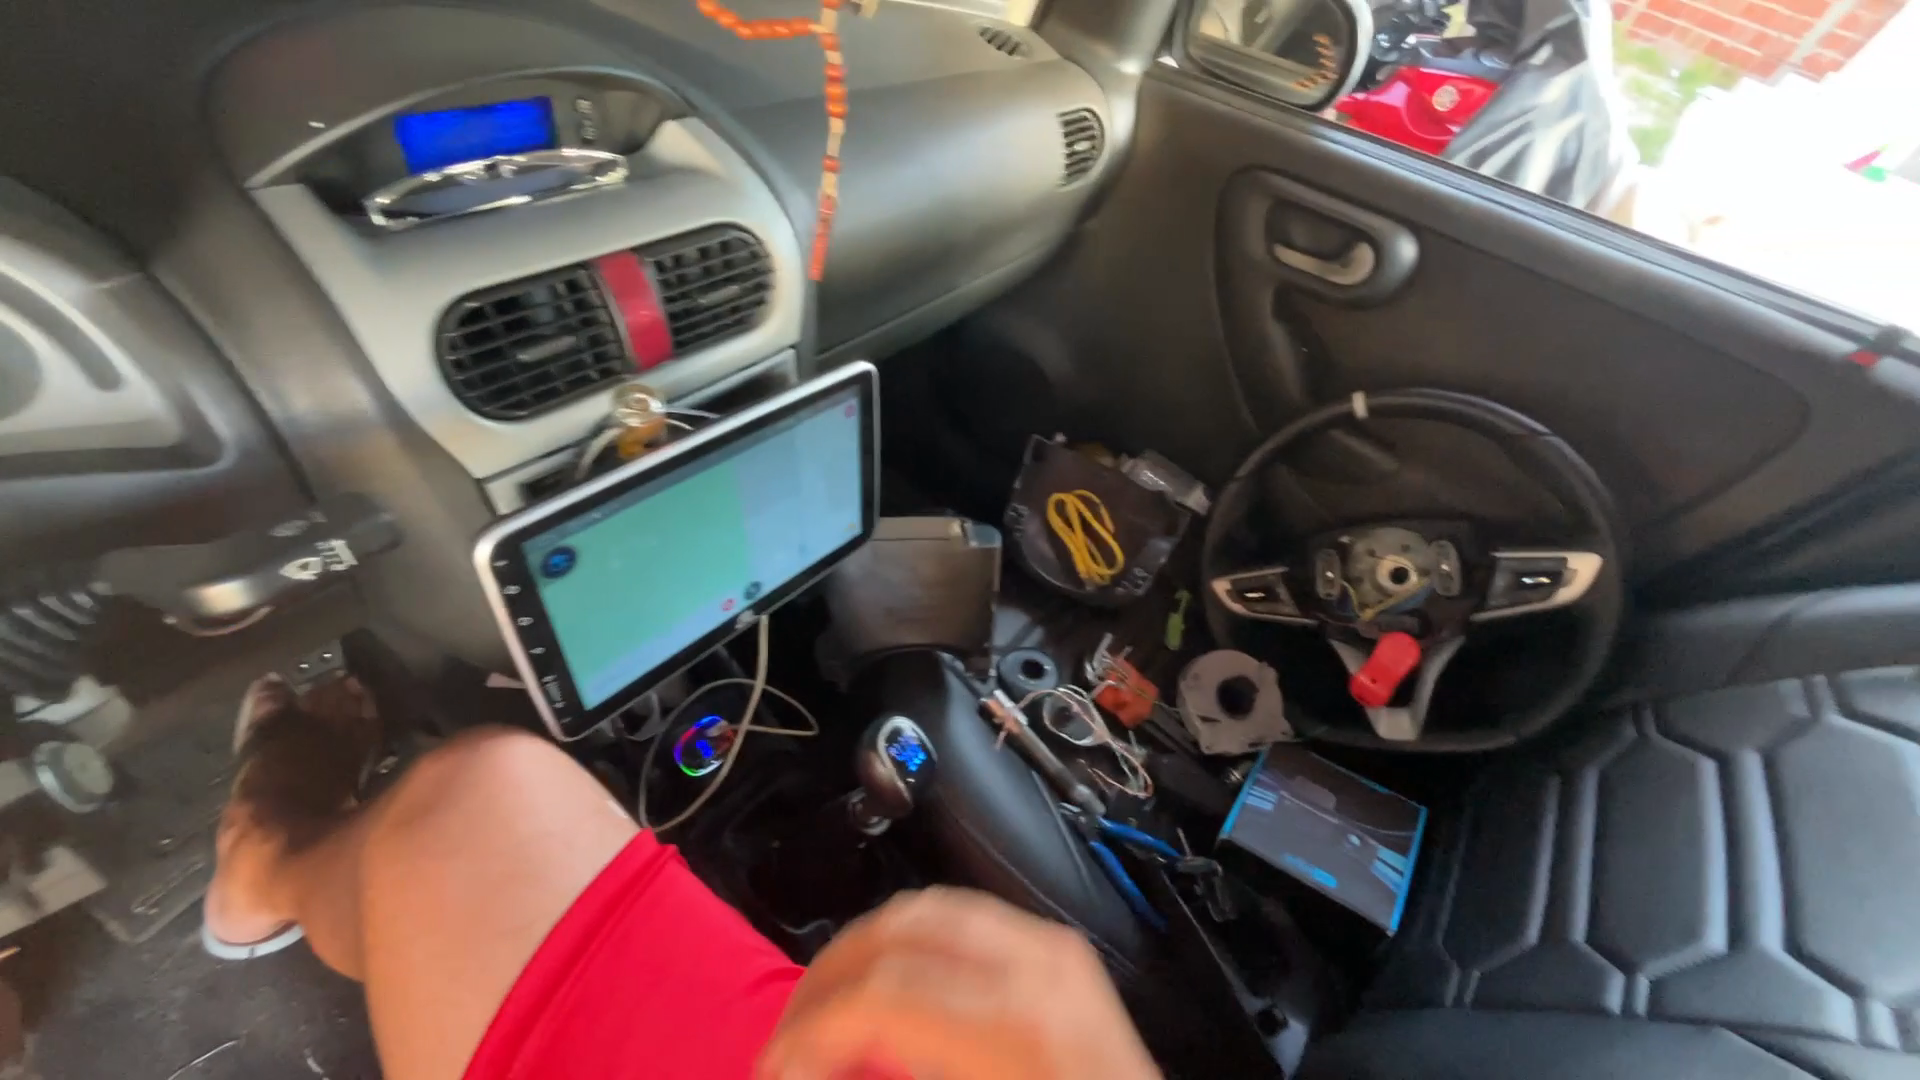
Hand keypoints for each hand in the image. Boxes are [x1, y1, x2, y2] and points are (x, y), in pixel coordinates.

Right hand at [757, 887, 1159, 1079]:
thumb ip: (888, 1076)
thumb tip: (808, 1068)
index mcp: (1017, 1028)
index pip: (881, 995)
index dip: (811, 1030)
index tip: (772, 1069)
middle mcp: (1036, 966)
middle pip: (899, 931)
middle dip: (828, 978)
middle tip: (790, 1034)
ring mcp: (1051, 946)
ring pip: (927, 908)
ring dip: (865, 949)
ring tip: (828, 1004)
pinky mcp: (1057, 947)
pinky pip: (964, 917)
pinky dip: (910, 939)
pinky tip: (889, 980)